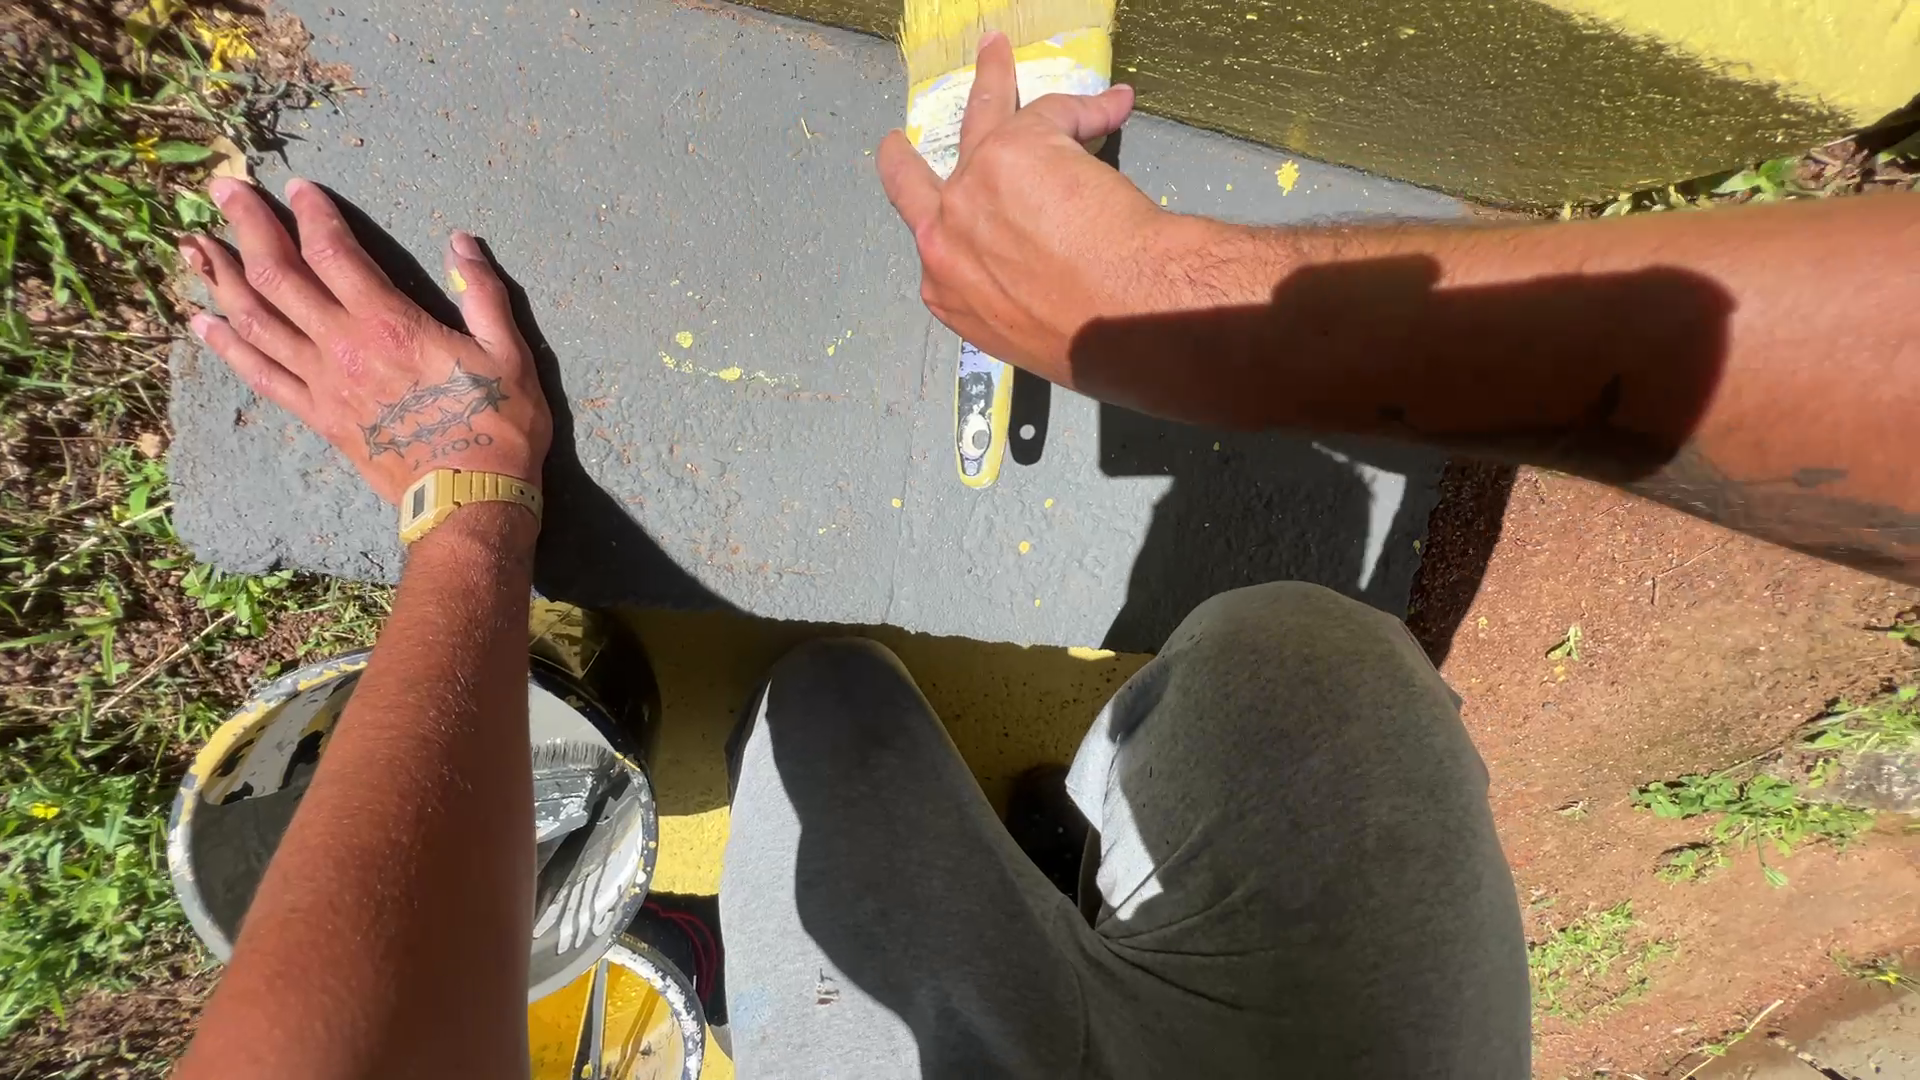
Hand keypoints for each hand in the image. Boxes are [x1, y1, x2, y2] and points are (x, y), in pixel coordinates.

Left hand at [180, 177, 551, 503]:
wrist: (474, 492)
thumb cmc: (501, 424)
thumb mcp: (511, 356)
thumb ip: (485, 297)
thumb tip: (462, 243)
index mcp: (391, 325)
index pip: (335, 255)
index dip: (314, 216)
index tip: (299, 189)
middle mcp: (343, 346)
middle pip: (280, 275)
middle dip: (250, 227)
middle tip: (225, 190)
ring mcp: (323, 382)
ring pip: (256, 319)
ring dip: (223, 276)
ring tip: (197, 243)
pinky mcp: (318, 415)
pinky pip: (260, 374)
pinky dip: (227, 346)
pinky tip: (203, 322)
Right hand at [876, 32, 1185, 385]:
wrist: (1109, 319)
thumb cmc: (1074, 342)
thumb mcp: (1016, 334)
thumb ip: (1002, 299)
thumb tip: (1034, 285)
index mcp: (946, 290)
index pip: (942, 247)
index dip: (959, 234)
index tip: (965, 230)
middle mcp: (943, 237)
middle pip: (908, 182)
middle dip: (901, 162)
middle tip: (896, 146)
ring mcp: (971, 187)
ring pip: (978, 117)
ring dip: (990, 80)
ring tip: (995, 58)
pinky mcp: (1013, 146)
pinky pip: (1056, 111)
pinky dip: (1090, 108)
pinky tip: (1113, 105)